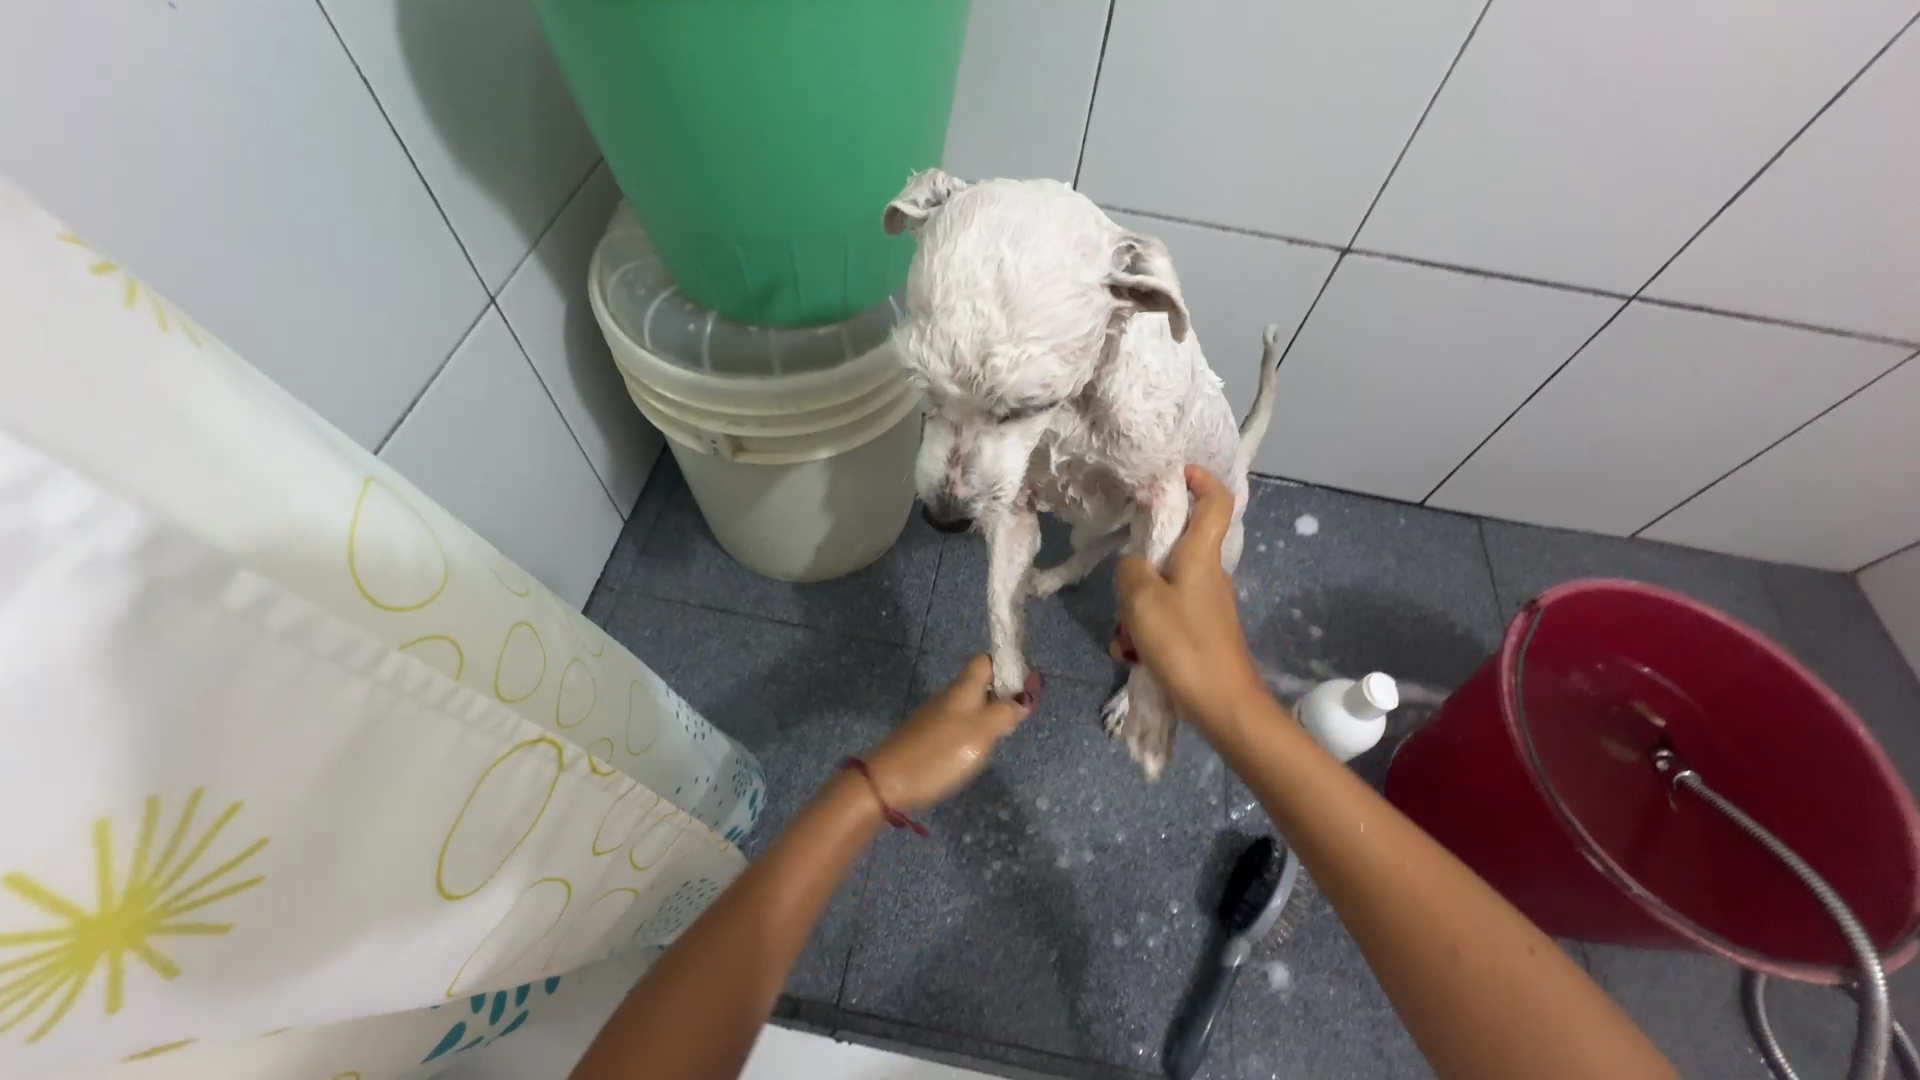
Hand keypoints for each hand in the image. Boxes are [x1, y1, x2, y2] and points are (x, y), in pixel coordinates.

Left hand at [864, 656, 1036, 811]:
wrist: (887, 782)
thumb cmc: (939, 753)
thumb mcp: (981, 732)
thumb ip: (1006, 712)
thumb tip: (1027, 692)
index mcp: (964, 688)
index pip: (987, 660)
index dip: (1009, 665)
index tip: (1030, 684)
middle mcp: (951, 696)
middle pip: (983, 682)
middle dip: (1006, 691)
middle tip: (1024, 713)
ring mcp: (939, 716)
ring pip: (974, 703)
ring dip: (994, 711)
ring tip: (1009, 731)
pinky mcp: (932, 736)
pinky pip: (963, 722)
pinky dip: (979, 728)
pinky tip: (982, 748)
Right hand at [1111, 466, 1266, 734]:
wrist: (1222, 703)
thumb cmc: (1183, 643)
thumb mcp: (1142, 599)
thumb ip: (1131, 569)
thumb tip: (1134, 566)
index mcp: (1201, 556)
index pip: (1215, 501)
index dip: (1200, 480)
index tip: (1175, 474)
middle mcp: (1208, 574)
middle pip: (1174, 550)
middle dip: (1140, 566)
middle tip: (1122, 591)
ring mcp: (1206, 604)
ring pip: (1161, 589)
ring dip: (1136, 610)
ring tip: (1127, 638)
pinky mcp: (1201, 631)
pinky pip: (1165, 618)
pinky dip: (1146, 632)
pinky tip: (1134, 656)